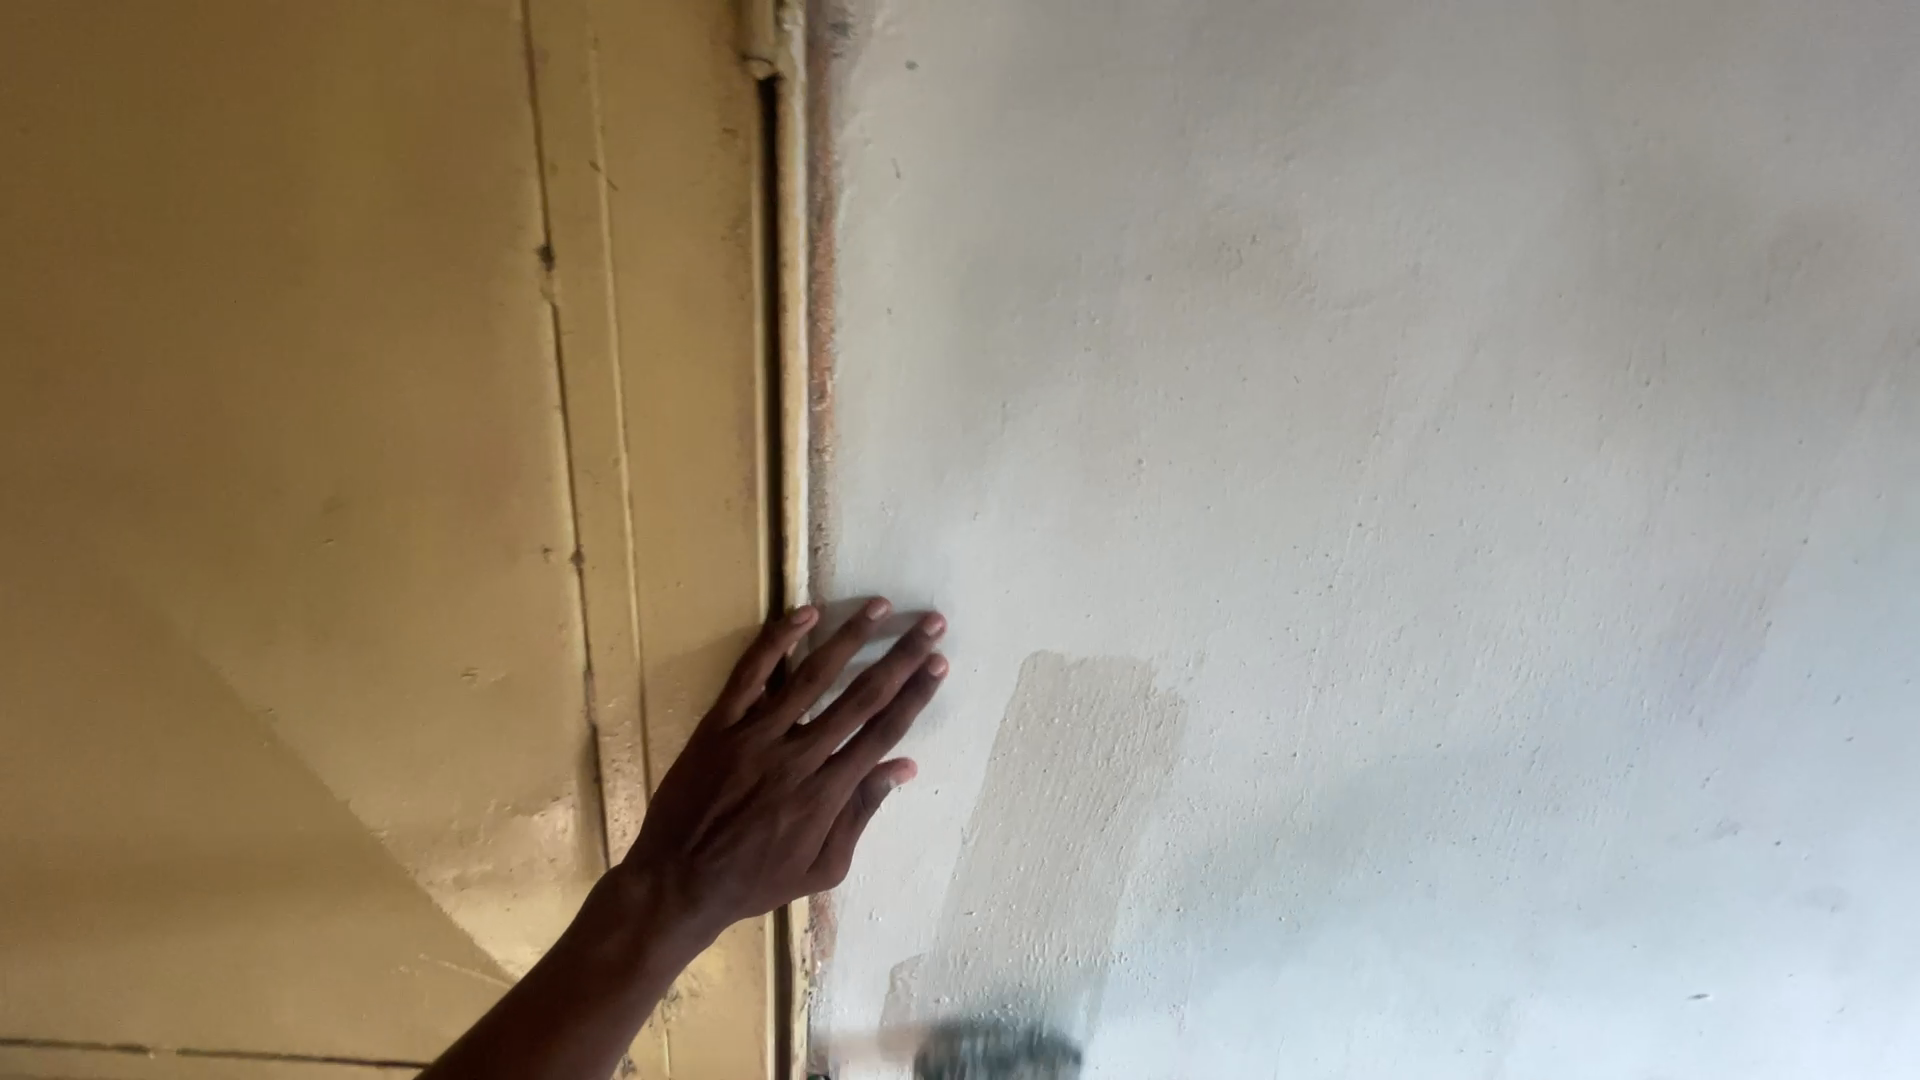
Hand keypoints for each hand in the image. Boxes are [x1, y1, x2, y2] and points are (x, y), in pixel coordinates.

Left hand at [618, 598, 947, 937]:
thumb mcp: (824, 867)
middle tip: (930, 623)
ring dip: (851, 637)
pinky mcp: (720, 724)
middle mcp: (800, 756)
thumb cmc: (756, 880)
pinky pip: (752, 674)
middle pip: (862, 697)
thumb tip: (905, 766)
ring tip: (880, 605)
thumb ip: (863, 812)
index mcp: (828, 793)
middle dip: (902, 657)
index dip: (916, 694)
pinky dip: (778, 641)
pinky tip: (806, 613)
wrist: (677, 883)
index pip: (884, 731)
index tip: (940, 662)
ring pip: (813, 676)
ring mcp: (757, 736)